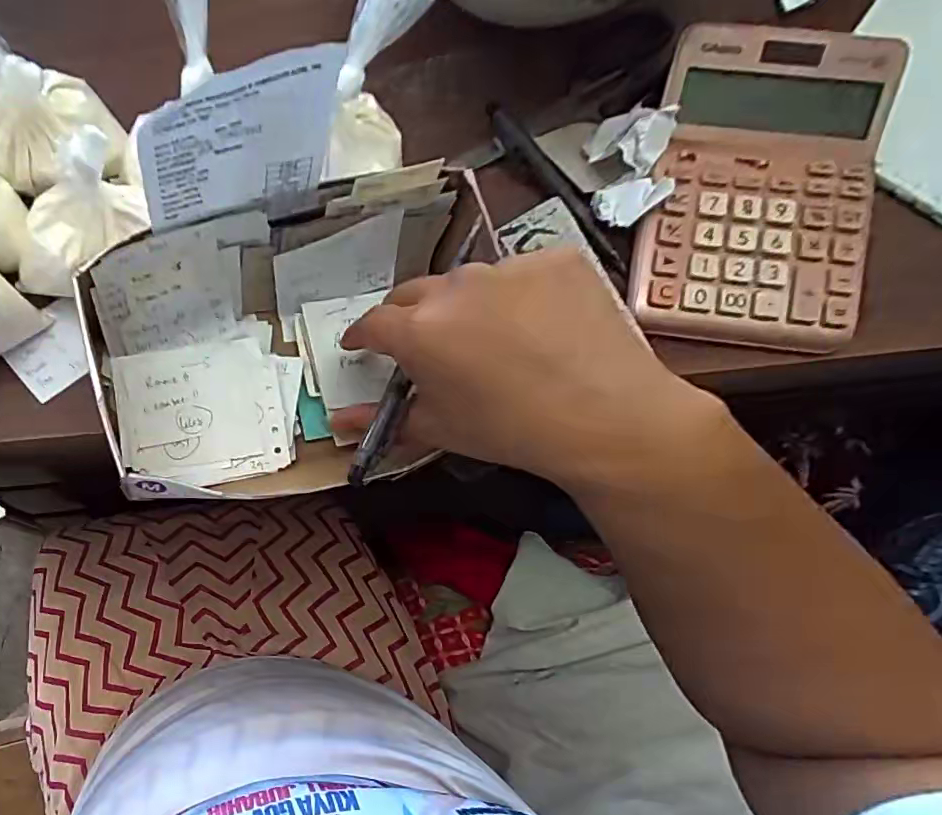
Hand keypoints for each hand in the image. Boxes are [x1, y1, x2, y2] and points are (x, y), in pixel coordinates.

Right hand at [337, 246, 728, 492]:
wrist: (604, 416)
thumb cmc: (506, 430)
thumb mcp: (437, 428)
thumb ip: (380, 419)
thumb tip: (337, 423)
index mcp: (418, 330)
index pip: (372, 323)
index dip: (362, 336)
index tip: (361, 346)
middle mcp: (455, 288)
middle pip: (414, 293)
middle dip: (406, 316)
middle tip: (420, 345)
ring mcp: (508, 267)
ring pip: (468, 281)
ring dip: (462, 304)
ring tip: (485, 338)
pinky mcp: (556, 259)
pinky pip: (519, 272)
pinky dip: (515, 294)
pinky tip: (534, 326)